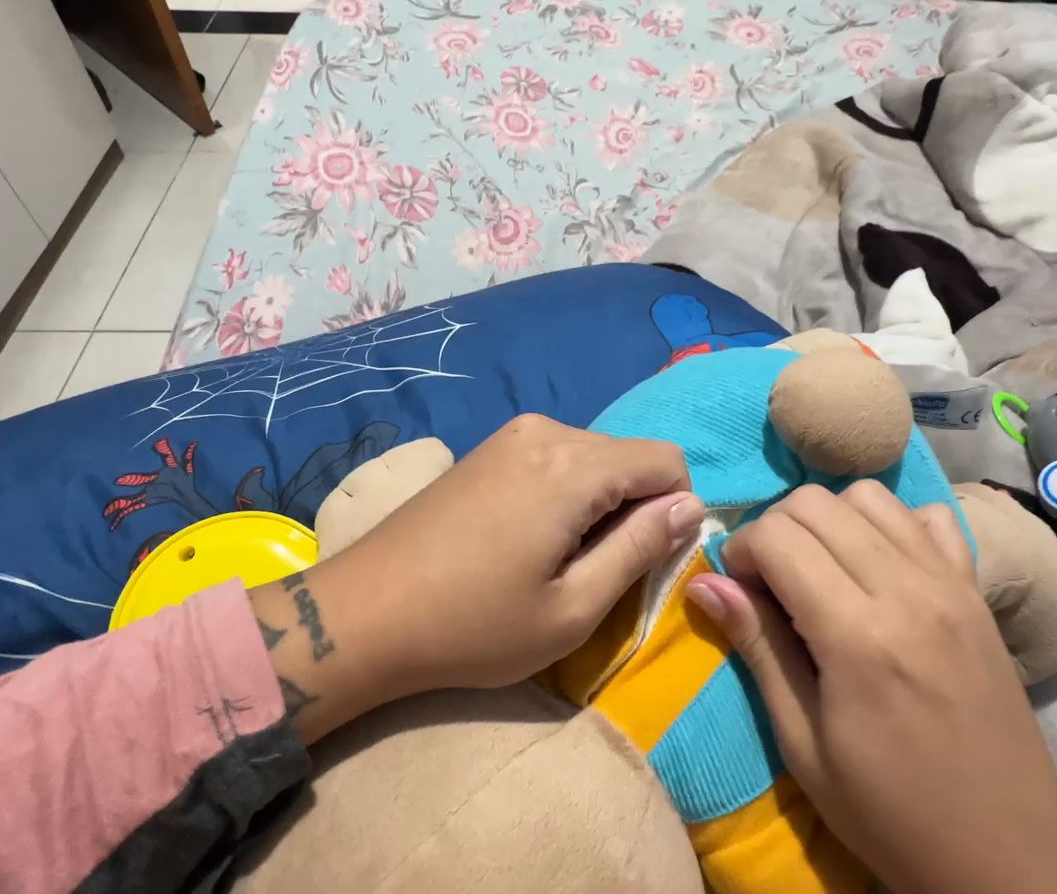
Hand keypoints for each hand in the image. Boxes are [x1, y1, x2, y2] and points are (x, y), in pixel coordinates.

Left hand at [249, 414, 702, 741]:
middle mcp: (546, 431)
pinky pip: (557, 458)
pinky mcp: (489, 447)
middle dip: (633, 509)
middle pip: (629, 458)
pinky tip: (526, 539)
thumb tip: (691, 507)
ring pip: (594, 458)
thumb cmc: (473, 625)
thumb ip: (641, 549)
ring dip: (597, 504)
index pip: (666, 461)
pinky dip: (566, 494)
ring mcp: (511, 434)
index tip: (639, 563)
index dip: (672, 512)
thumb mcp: (573, 608)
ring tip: (554, 560)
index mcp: (573, 464)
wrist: (365, 612)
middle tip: (592, 572)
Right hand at [684, 483, 1056, 893]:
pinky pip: (927, 517)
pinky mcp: (977, 591)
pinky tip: (878, 567)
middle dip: (776, 528)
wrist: (1010, 855)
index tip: (738, 589)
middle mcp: (907, 590)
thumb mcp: (804, 745)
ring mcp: (950, 584)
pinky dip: (891, 524)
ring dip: (828, 519)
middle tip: (770, 581)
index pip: (778, 536)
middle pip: (817, 502)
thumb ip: (759, 648)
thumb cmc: (891, 812)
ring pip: (869, 495)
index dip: (741, 551)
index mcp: (858, 635)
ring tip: (820, 570)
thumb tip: (705, 582)